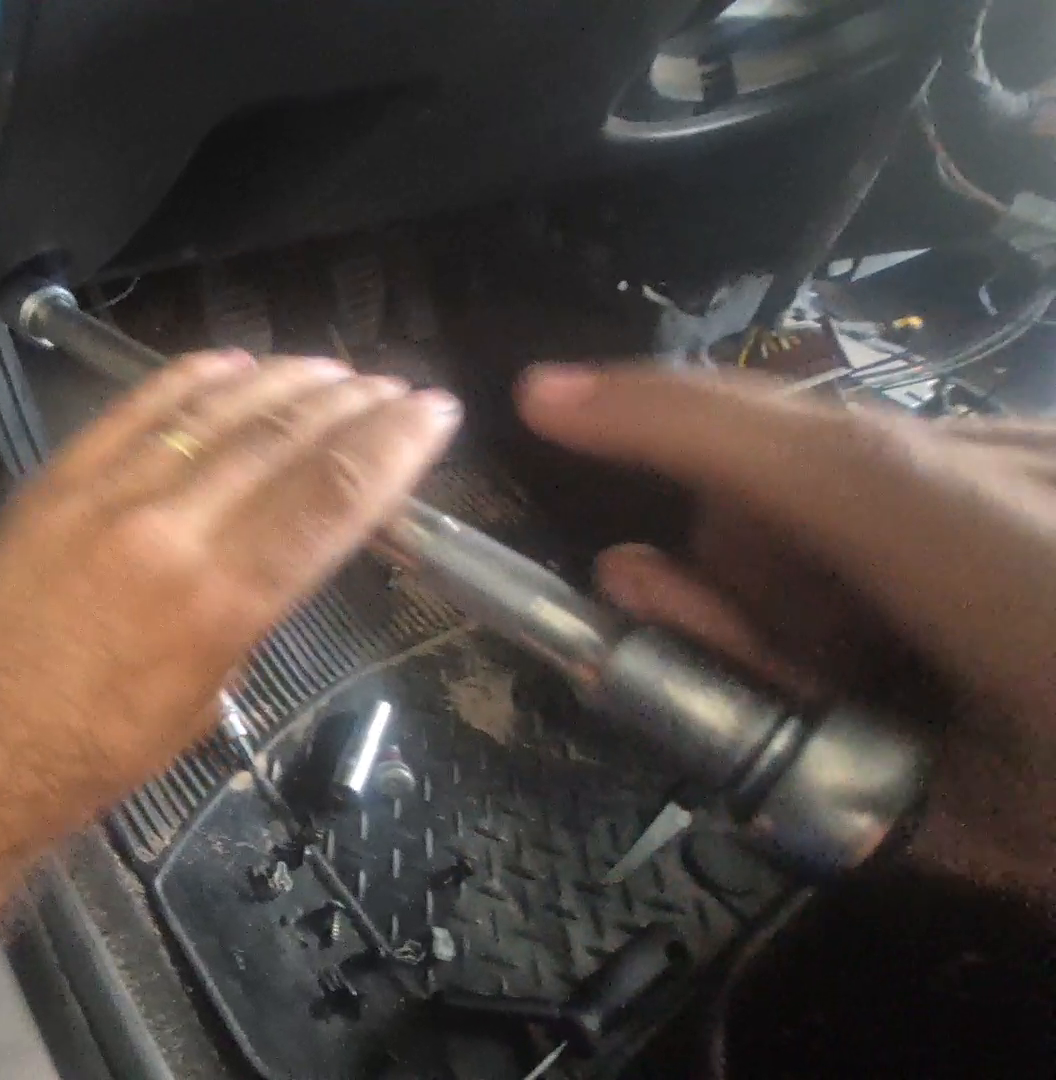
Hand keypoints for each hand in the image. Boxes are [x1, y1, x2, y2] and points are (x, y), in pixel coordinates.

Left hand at [0, 351, 460, 838]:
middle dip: (351, 404)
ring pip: (213, 413)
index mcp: (220, 601)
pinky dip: (191, 379)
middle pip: (281, 440)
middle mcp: (169, 530)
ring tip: (331, 367)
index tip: (431, 413)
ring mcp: (105, 494)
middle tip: (392, 384)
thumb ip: (252, 609)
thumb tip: (287, 545)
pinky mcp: (55, 480)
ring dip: (284, 381)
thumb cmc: (99, 750)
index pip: (330, 498)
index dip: (392, 449)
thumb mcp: (205, 696)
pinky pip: (134, 410)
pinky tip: (233, 363)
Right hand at [519, 363, 1055, 896]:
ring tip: (878, 662)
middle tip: (789, 670)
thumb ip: (759, 710)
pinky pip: (882, 464)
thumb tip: (624, 573)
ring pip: (826, 463)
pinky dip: (850, 536)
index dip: (668, 419)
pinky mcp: (1034, 450)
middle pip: (794, 470)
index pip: (831, 466)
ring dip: (794, 557)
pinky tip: (926, 615)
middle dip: (742, 559)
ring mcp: (1045, 454)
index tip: (539, 397)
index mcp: (1032, 589)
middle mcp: (1044, 484)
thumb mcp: (941, 819)